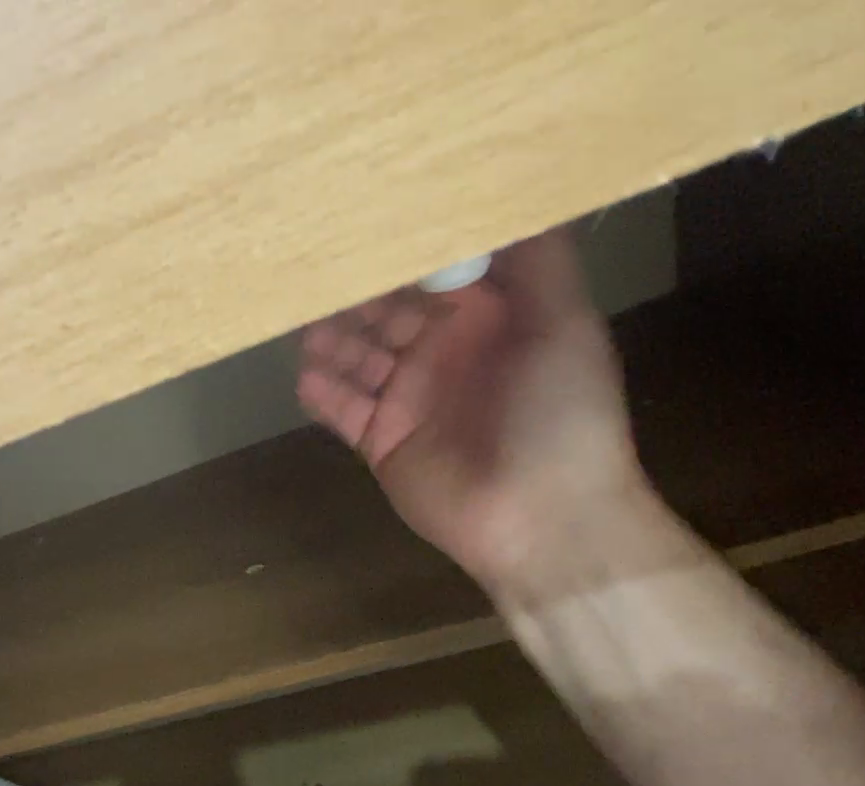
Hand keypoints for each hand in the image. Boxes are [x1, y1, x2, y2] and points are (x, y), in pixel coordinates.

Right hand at [297, 230, 649, 589]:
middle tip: (313, 268)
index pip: (438, 273)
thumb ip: (537, 260)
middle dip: (355, 293)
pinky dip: (321, 392)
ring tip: (300, 319)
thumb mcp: (564, 322)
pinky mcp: (382, 441)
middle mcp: (445, 354)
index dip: (405, 250)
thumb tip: (512, 189)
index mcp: (491, 321)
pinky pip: (342, 409)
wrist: (541, 518)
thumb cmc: (559, 414)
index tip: (367, 219)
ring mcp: (409, 400)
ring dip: (331, 339)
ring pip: (358, 357)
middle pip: (388, 313)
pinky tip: (300, 373)